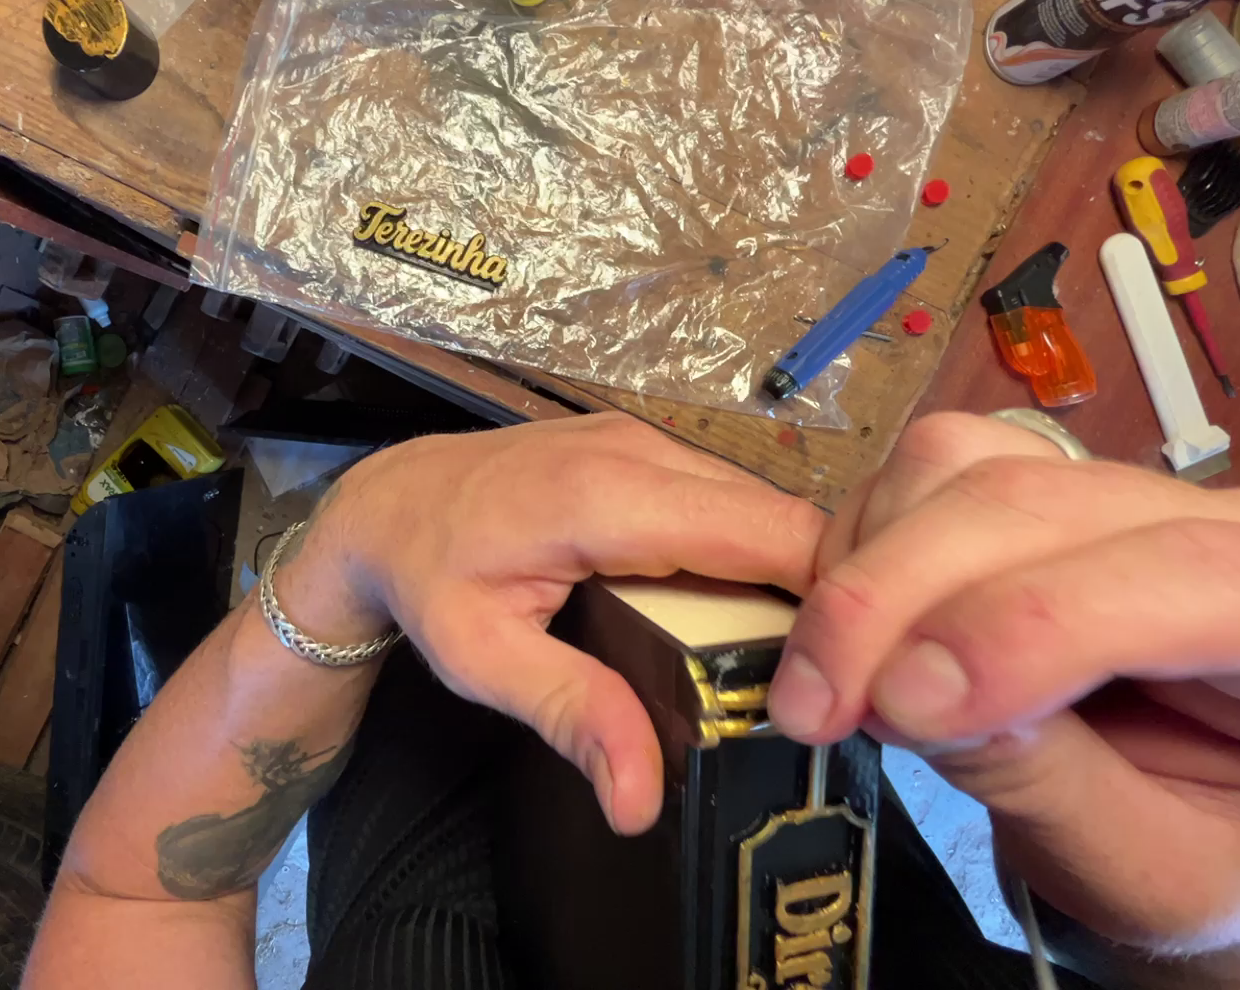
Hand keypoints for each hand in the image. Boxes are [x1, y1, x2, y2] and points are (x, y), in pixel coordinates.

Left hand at [272, 413, 825, 835]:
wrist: (388, 502)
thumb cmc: (427, 572)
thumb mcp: (482, 653)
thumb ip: (569, 712)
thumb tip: (641, 801)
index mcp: (605, 496)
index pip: (769, 534)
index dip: (832, 602)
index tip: (850, 676)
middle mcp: (634, 450)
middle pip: (777, 516)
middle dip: (818, 593)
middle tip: (818, 679)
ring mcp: (635, 438)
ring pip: (752, 502)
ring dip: (780, 570)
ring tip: (780, 650)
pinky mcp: (630, 445)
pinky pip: (716, 493)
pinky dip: (739, 545)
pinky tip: (725, 601)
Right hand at [768, 412, 1239, 979]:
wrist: (1196, 815)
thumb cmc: (1214, 859)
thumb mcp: (1154, 877)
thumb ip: (1048, 789)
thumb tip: (905, 695)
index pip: (1196, 580)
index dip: (1026, 630)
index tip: (901, 710)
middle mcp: (1231, 524)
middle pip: (1027, 503)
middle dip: (888, 602)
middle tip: (809, 706)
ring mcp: (1111, 489)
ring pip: (952, 467)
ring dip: (861, 570)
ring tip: (835, 673)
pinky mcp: (1019, 480)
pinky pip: (909, 474)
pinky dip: (854, 547)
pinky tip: (856, 625)